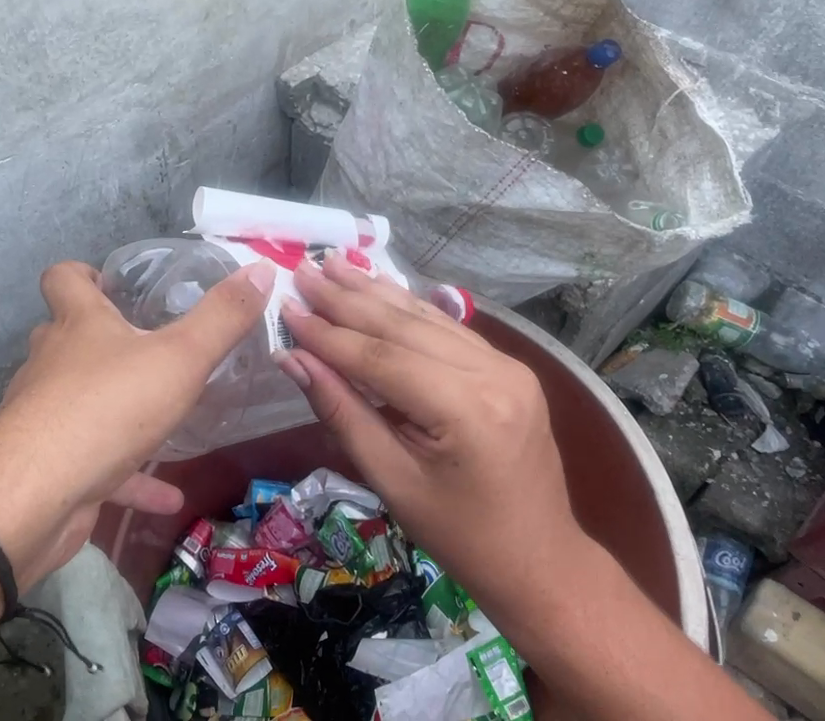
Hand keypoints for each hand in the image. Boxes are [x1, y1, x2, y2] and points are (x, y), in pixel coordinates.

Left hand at [0, 259, 274, 586]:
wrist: (37, 496)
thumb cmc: (108, 407)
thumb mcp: (180, 358)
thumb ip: (222, 317)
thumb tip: (262, 269)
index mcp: (77, 324)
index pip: (63, 279)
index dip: (83, 273)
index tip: (111, 282)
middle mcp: (52, 362)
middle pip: (67, 338)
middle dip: (104, 341)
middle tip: (150, 347)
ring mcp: (45, 415)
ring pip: (81, 401)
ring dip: (119, 410)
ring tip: (164, 417)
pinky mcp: (51, 465)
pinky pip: (96, 465)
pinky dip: (129, 477)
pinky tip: (166, 495)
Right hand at [275, 254, 588, 632]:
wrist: (538, 560)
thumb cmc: (459, 535)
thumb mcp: (392, 481)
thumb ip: (342, 412)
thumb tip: (292, 359)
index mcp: (467, 410)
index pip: (381, 358)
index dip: (328, 334)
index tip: (285, 307)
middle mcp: (494, 373)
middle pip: (403, 327)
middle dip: (347, 299)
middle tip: (302, 269)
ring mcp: (507, 365)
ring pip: (425, 319)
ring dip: (374, 292)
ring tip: (332, 264)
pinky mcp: (508, 366)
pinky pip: (446, 329)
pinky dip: (405, 308)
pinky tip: (377, 286)